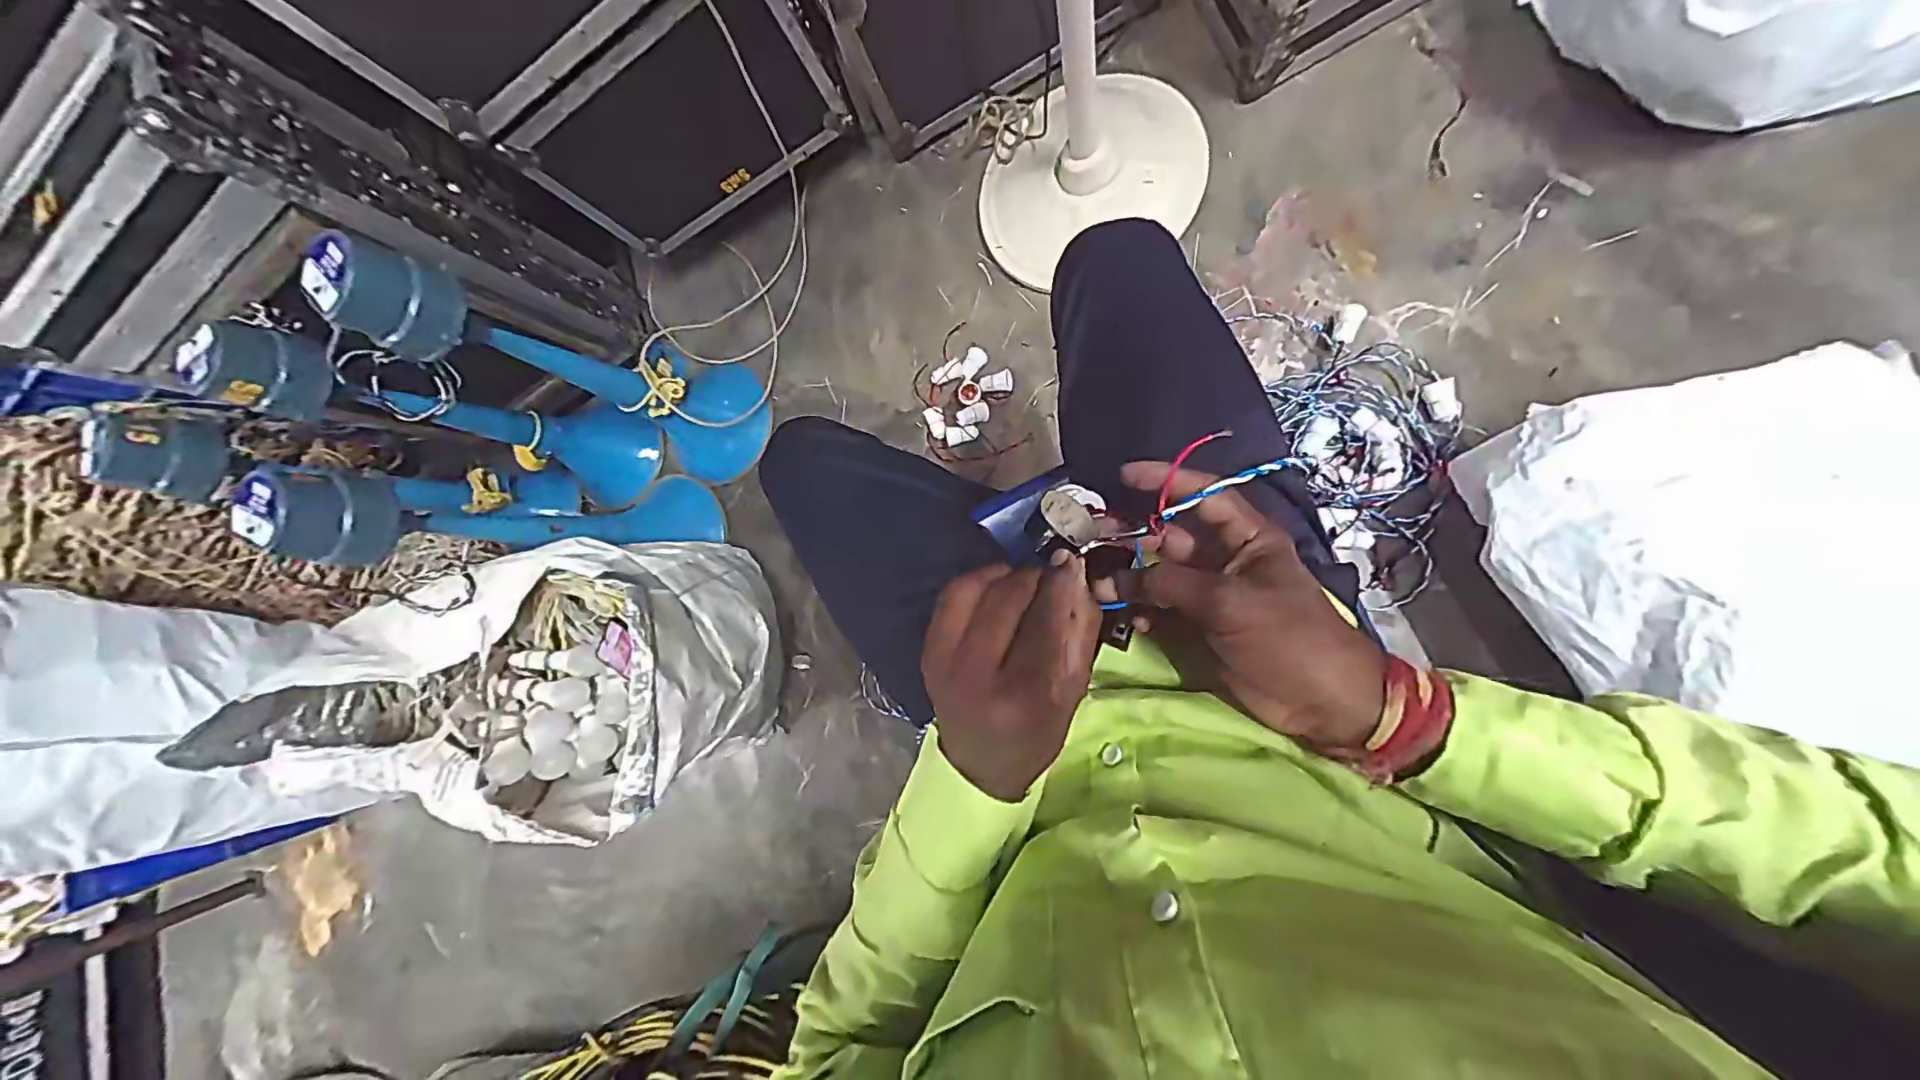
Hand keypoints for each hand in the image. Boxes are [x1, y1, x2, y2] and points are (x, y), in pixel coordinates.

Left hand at [922, 552, 1101, 800]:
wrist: (978, 762)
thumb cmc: (1036, 732)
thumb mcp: (1073, 691)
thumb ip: (1080, 631)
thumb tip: (1076, 576)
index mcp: (1023, 695)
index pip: (1045, 620)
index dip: (1060, 583)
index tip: (1071, 562)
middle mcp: (975, 674)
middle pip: (1008, 598)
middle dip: (1035, 576)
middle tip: (1052, 575)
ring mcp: (943, 660)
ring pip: (975, 588)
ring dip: (1007, 575)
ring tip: (1025, 582)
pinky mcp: (927, 649)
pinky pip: (952, 594)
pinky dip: (979, 581)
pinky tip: (997, 586)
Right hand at [1120, 461, 1387, 752]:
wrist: (1319, 701)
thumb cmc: (1286, 636)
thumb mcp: (1227, 601)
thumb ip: (1168, 584)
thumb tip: (1110, 578)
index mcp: (1246, 538)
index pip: (1203, 495)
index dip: (1165, 481)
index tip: (1124, 475)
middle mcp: (1223, 559)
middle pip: (1171, 535)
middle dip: (1134, 534)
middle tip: (1093, 539)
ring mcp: (1208, 593)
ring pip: (1158, 573)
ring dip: (1130, 576)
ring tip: (1098, 582)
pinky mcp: (1197, 625)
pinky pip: (1159, 607)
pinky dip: (1139, 609)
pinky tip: (1124, 614)